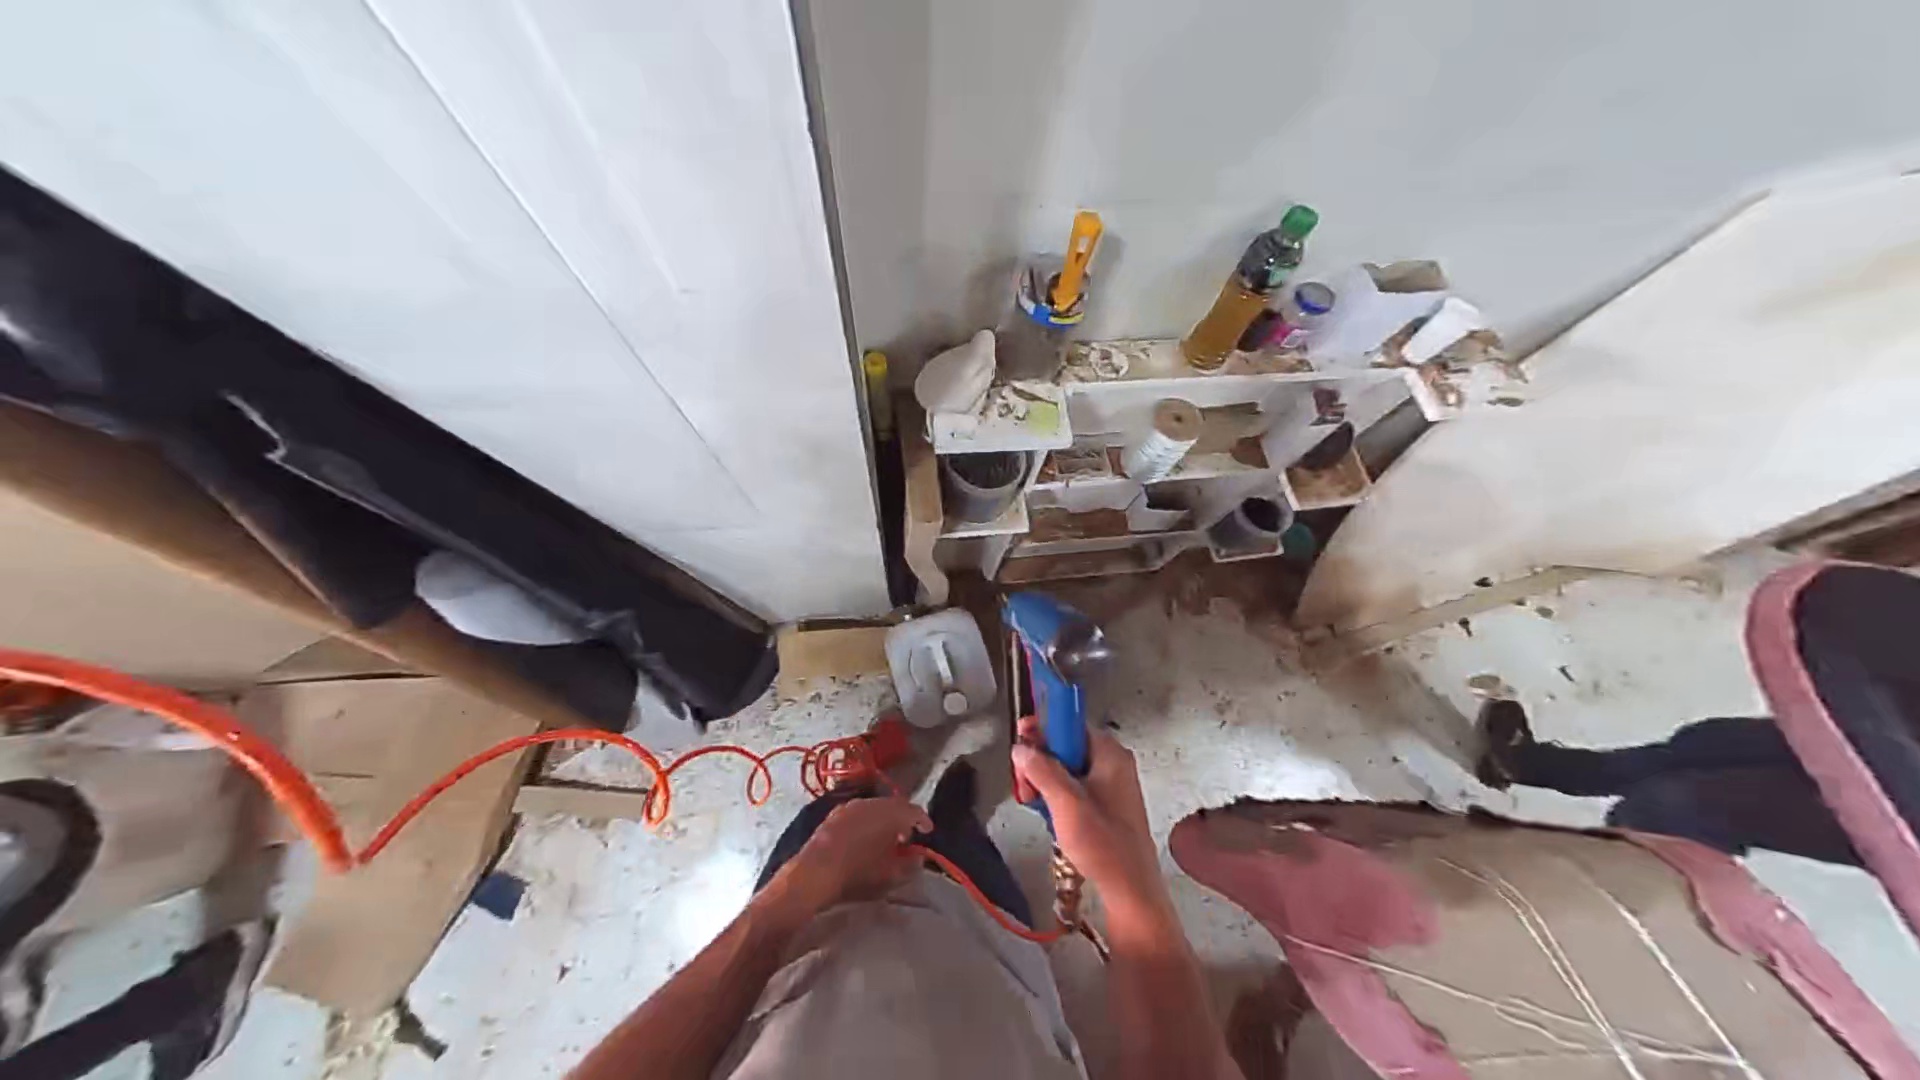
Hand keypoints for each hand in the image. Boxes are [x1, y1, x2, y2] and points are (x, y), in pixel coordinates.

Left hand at [769, 796, 932, 914]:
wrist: (814, 873)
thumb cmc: (857, 873)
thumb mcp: (889, 874)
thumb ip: (909, 864)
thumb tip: (918, 858)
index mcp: (888, 813)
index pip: (913, 810)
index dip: (923, 820)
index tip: (928, 831)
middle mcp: (870, 802)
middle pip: (894, 805)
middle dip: (903, 819)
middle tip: (907, 836)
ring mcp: (850, 806)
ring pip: (875, 807)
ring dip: (884, 819)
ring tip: (886, 839)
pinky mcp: (834, 814)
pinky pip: (859, 812)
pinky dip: (867, 821)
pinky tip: (864, 838)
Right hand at [1012, 733, 1174, 934]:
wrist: (1130, 891)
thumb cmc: (1102, 845)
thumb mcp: (1066, 803)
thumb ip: (1041, 769)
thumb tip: (1020, 748)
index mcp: (1109, 753)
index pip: (1070, 722)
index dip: (1043, 729)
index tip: (1020, 742)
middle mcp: (1112, 762)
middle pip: (1064, 745)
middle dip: (1038, 761)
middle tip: (1025, 785)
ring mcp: (1110, 784)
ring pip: (1065, 767)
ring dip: (1043, 781)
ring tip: (1033, 802)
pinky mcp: (1105, 804)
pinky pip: (1073, 786)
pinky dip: (1056, 796)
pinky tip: (1048, 814)